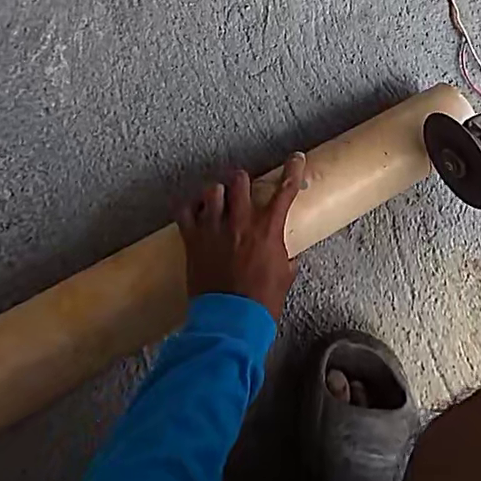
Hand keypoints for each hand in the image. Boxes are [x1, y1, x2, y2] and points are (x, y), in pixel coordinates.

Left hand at [177, 153, 306, 318]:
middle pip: (240, 180)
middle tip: (242, 185)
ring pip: (212, 191)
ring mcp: (215, 229)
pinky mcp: (194, 240)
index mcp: (268, 228)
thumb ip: (286, 259)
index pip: (285, 190)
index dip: (293, 169)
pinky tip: (194, 211)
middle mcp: (241, 222)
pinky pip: (185, 211)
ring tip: (217, 199)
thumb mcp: (284, 276)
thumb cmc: (261, 301)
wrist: (231, 321)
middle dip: (242, 180)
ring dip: (216, 193)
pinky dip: (189, 208)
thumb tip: (289, 257)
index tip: (296, 158)